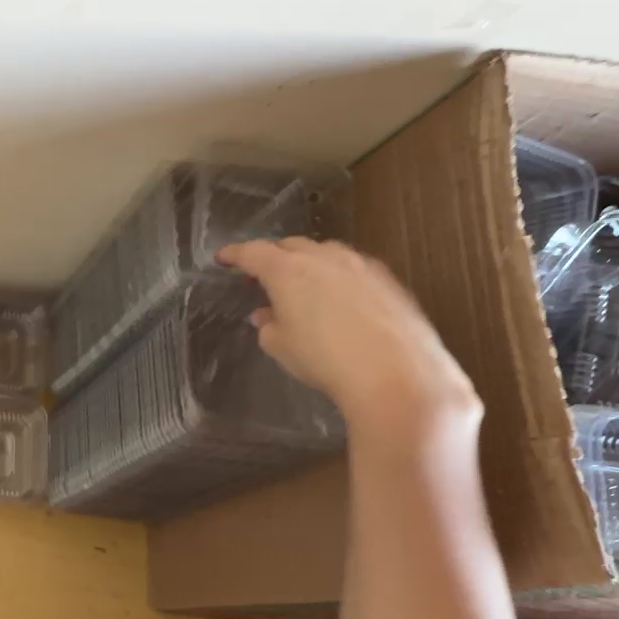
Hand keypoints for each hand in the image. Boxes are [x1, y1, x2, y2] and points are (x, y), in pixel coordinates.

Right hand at [215, 238, 480, 444]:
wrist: (395, 373)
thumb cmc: (324, 358)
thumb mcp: (280, 346)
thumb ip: (268, 325)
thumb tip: (267, 315)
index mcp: (288, 271)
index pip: (253, 252)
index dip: (235, 255)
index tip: (223, 258)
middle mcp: (324, 259)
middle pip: (291, 245)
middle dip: (274, 256)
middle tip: (262, 275)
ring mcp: (361, 266)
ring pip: (326, 252)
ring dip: (308, 262)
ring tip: (302, 285)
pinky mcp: (389, 281)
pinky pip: (353, 268)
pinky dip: (336, 276)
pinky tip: (337, 299)